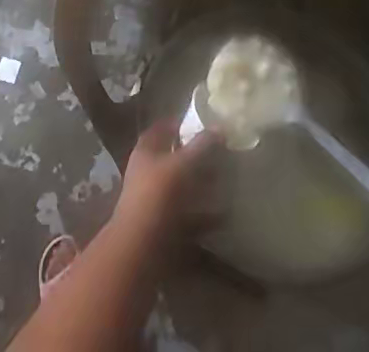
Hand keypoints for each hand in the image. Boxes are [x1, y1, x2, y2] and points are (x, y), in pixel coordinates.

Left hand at [110, 120, 218, 239]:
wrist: (141, 248)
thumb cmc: (158, 195)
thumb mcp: (182, 165)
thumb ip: (201, 146)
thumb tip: (219, 127)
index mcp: (146, 151)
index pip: (162, 128)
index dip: (179, 123)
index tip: (203, 121)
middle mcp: (148, 172)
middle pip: (174, 158)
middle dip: (197, 156)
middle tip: (222, 152)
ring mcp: (155, 200)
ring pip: (182, 186)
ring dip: (203, 185)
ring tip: (228, 181)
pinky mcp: (165, 225)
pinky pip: (189, 215)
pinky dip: (205, 215)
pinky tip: (225, 215)